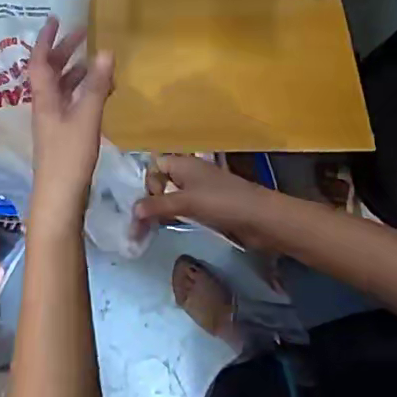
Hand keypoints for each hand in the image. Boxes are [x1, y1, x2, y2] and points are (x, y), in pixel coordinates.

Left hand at [26, 16, 114, 216]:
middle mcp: (44, 105)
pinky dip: (84, 91)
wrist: (59, 198)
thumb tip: (105, 50)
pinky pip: (71, 102)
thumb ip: (96, 85)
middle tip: (82, 33)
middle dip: (64, 50)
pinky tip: (101, 92)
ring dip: (75, 71)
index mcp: (43, 97)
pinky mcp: (63, 134)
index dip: (46, 38)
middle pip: (50, 71)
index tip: (55, 19)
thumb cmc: (69, 156)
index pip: (39, 60)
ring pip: (61, 87)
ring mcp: (52, 120)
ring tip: (96, 60)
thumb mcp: (86, 118)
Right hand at [132, 153, 280, 246]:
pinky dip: (172, 218)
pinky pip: (182, 210)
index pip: (153, 166)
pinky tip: (166, 229)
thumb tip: (133, 210)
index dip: (146, 183)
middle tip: (138, 225)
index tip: (146, 204)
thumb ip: (158, 205)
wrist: (263, 220)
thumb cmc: (223, 202)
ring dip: (158, 212)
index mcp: (182, 164)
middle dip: (147, 201)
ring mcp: (199, 191)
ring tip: (146, 231)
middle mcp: (188, 174)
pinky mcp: (208, 208)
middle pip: (160, 183)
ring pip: (170, 198)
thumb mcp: (186, 202)